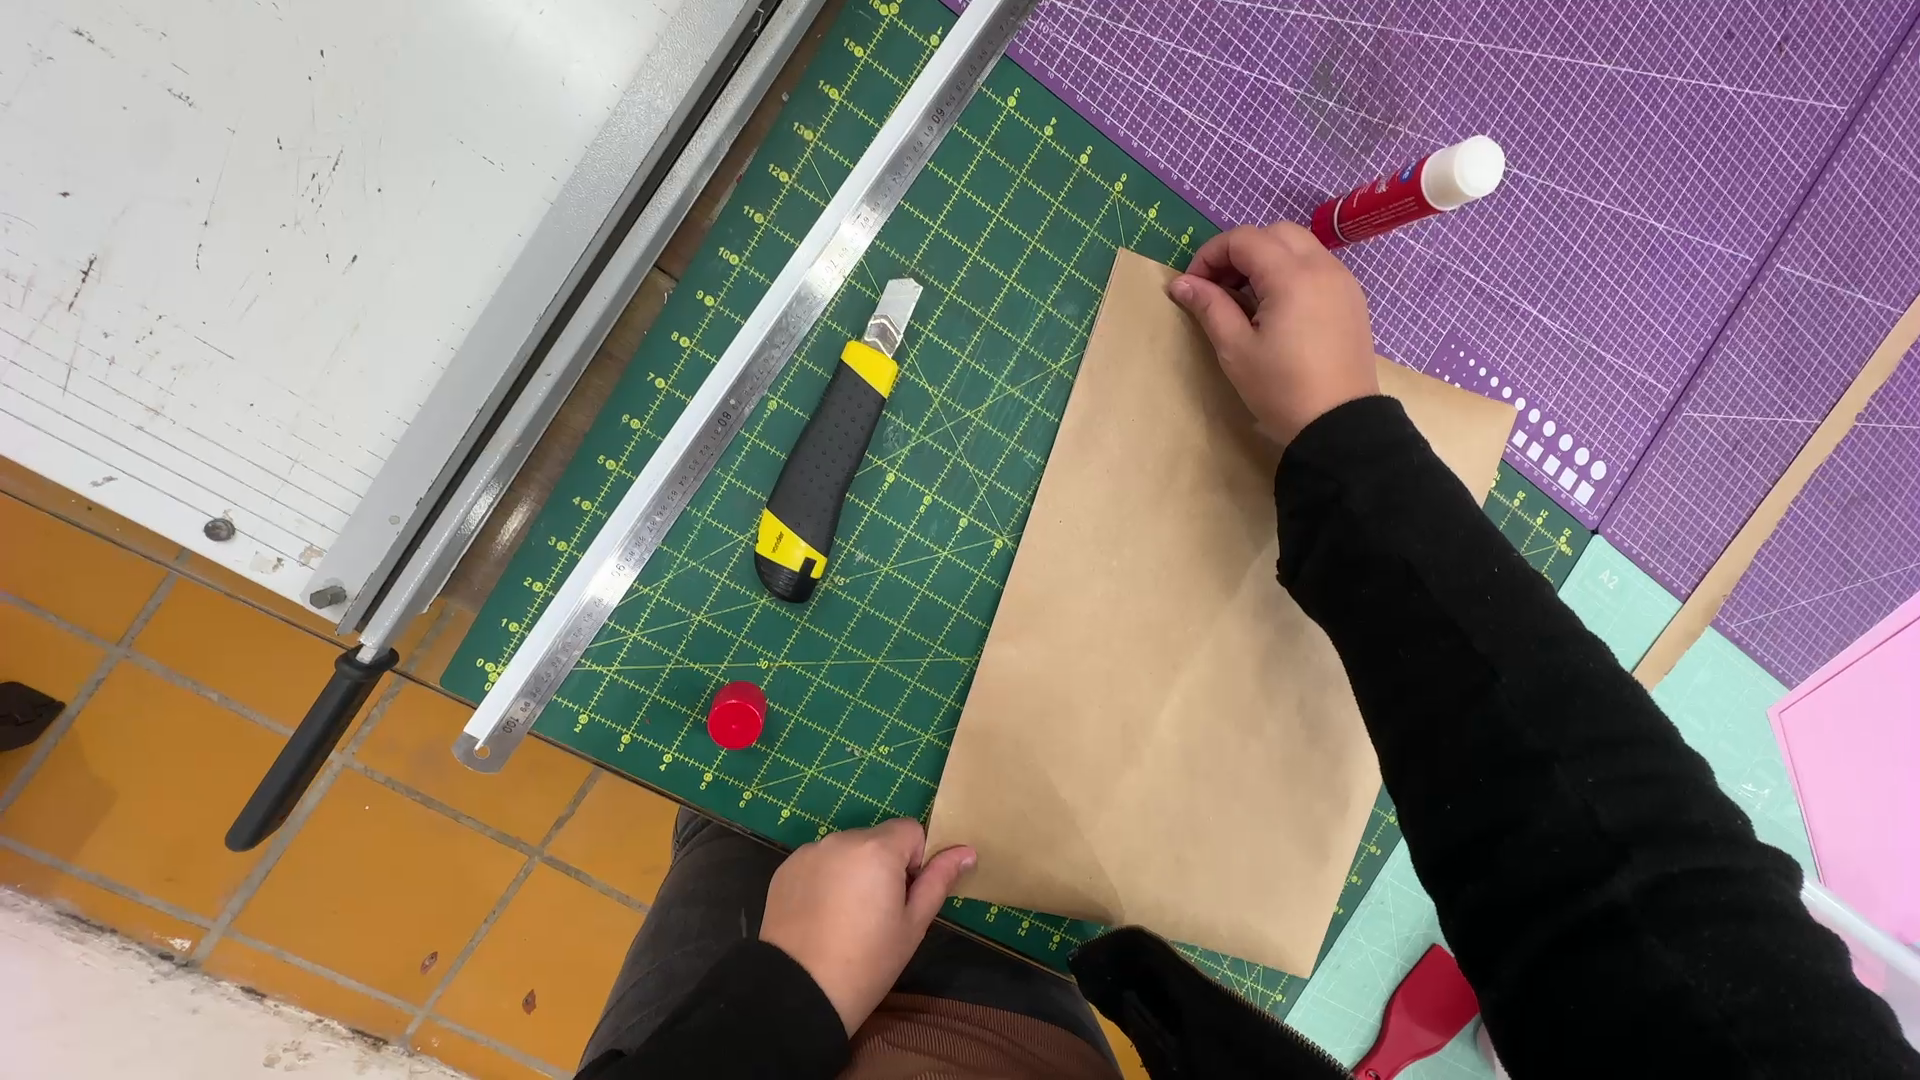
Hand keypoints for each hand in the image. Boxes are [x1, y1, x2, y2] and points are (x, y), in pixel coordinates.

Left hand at [759, 819, 975, 1034]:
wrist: (799, 993)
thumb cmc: (868, 962)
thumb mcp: (913, 924)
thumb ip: (939, 880)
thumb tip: (967, 851)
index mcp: (877, 848)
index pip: (911, 830)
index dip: (914, 862)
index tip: (903, 897)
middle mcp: (842, 838)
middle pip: (878, 839)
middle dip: (883, 866)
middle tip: (877, 912)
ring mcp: (810, 851)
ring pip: (848, 850)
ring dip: (855, 871)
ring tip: (846, 917)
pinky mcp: (786, 868)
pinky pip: (819, 862)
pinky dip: (826, 879)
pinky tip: (821, 915)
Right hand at [1165, 222, 1379, 446]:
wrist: (1337, 422)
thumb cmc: (1280, 388)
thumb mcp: (1235, 349)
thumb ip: (1209, 307)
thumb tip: (1180, 283)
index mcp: (1291, 276)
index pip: (1244, 239)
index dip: (1210, 255)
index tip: (1194, 286)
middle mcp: (1322, 266)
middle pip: (1273, 232)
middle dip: (1239, 251)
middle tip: (1218, 288)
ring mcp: (1342, 280)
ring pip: (1298, 245)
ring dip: (1265, 259)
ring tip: (1245, 299)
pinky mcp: (1351, 298)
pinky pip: (1316, 266)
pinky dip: (1289, 272)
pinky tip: (1275, 309)